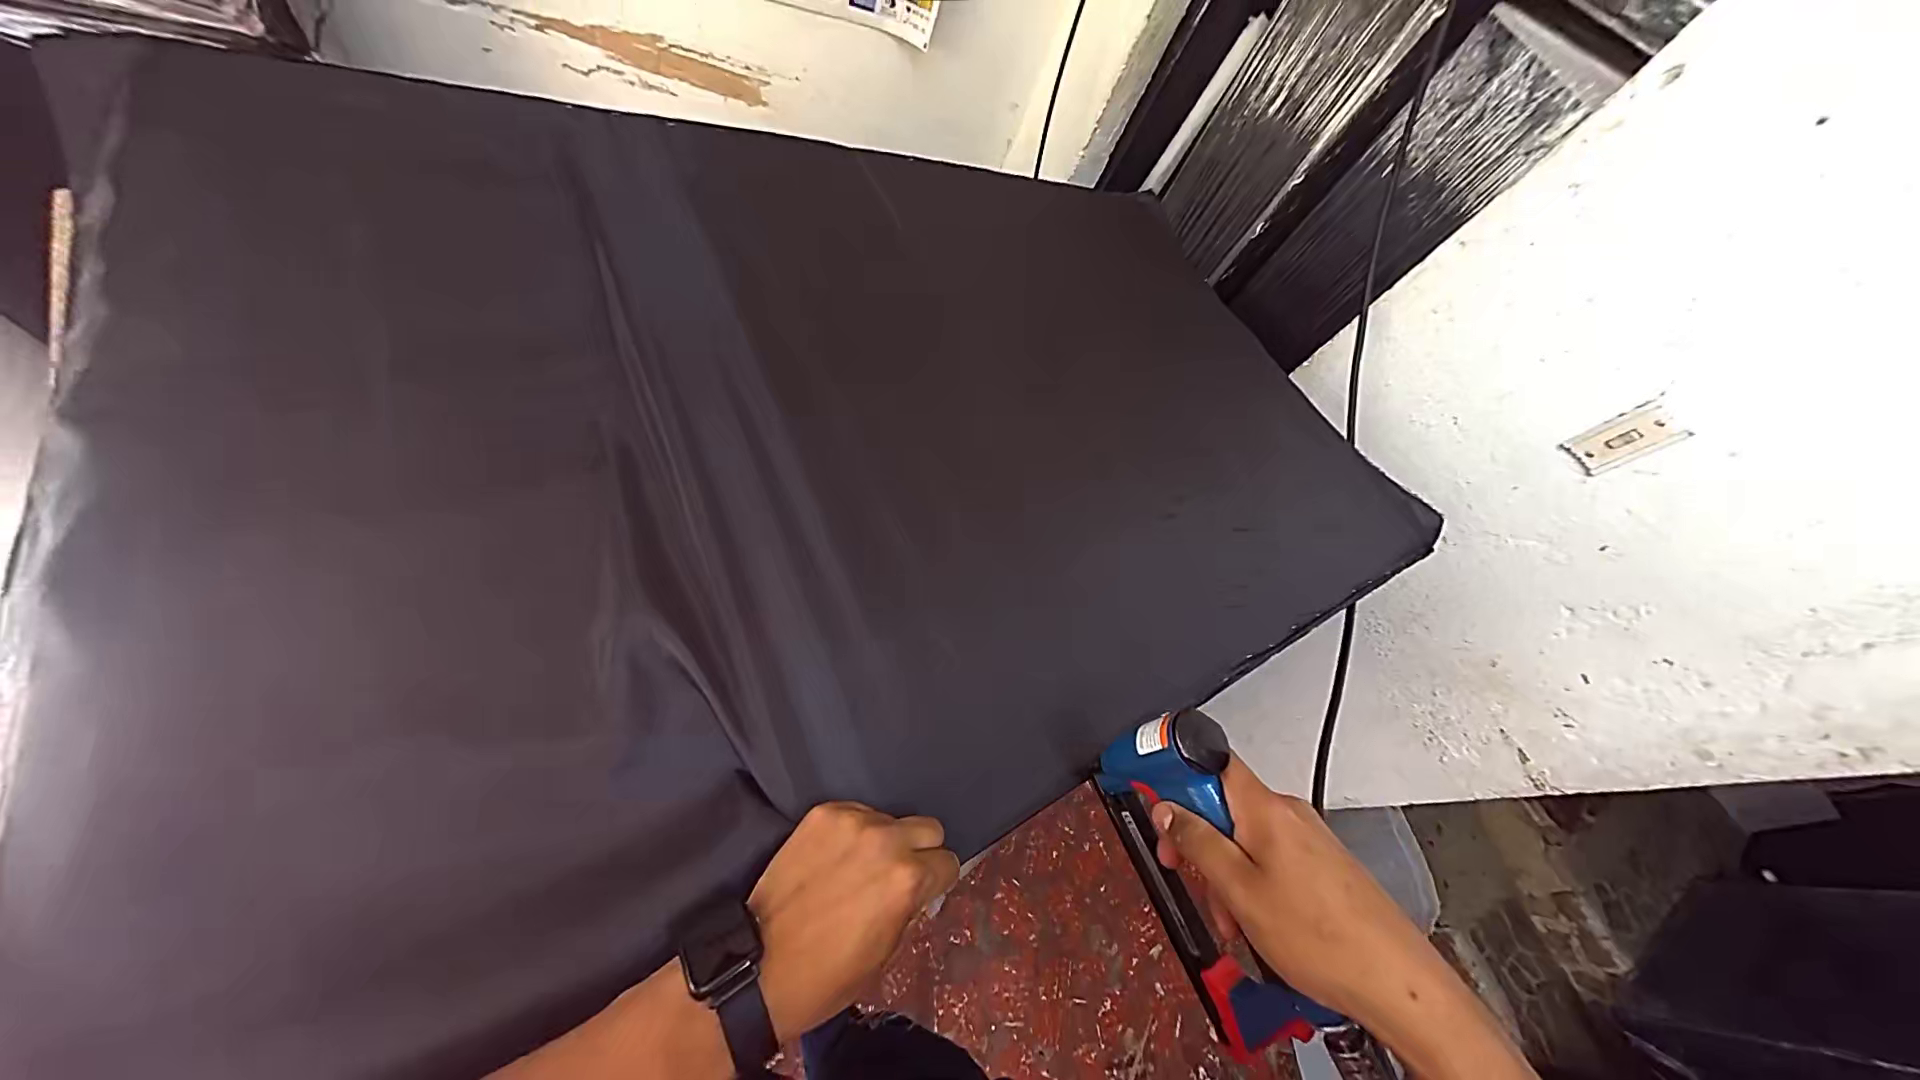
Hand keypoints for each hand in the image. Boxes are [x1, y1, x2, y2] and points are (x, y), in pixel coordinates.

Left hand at [750, 802, 959, 1041]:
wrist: (758, 966)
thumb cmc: (827, 976)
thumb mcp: (887, 952)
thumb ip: (911, 907)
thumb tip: (921, 888)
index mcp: (908, 879)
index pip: (948, 861)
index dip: (938, 881)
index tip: (924, 890)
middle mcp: (886, 841)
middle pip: (929, 828)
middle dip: (920, 852)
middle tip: (897, 874)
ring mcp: (852, 822)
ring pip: (891, 818)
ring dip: (884, 840)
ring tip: (857, 867)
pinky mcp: (823, 813)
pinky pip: (856, 812)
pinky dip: (853, 832)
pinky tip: (835, 857)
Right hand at [1151, 758, 1535, 1079]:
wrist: (1399, 985)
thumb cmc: (1326, 940)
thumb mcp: (1238, 890)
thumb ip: (1197, 841)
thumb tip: (1167, 810)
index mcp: (1265, 808)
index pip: (1209, 760)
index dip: (1173, 767)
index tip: (1147, 779)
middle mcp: (1287, 813)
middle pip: (1221, 802)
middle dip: (1195, 835)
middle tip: (1180, 865)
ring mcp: (1306, 838)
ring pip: (1242, 836)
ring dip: (1222, 869)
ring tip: (1228, 914)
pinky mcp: (1318, 863)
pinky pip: (1266, 855)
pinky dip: (1248, 880)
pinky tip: (1252, 918)